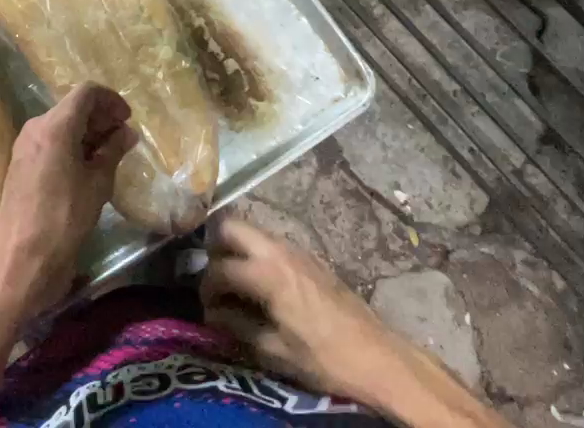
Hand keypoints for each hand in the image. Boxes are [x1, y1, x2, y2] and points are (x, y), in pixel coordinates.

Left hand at [0, 84, 138, 319]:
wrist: (22, 259)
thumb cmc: (64, 219)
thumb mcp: (97, 184)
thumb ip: (113, 152)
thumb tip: (127, 133)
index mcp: (54, 126)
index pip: (86, 92)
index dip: (111, 100)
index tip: (127, 119)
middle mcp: (36, 127)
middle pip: (72, 107)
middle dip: (100, 117)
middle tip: (123, 139)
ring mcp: (24, 145)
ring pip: (61, 124)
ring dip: (87, 132)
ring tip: (109, 155)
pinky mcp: (21, 164)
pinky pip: (50, 142)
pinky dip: (71, 145)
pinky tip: (87, 167)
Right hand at [202, 218, 502, 426]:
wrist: (377, 357)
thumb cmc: (324, 358)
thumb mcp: (275, 350)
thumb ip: (237, 326)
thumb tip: (213, 314)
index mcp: (267, 273)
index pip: (219, 268)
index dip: (206, 287)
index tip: (206, 307)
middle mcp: (278, 250)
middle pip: (230, 226)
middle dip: (214, 247)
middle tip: (214, 277)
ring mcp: (296, 249)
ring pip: (252, 231)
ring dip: (236, 249)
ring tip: (235, 281)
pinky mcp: (309, 256)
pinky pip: (270, 242)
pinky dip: (256, 254)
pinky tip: (260, 284)